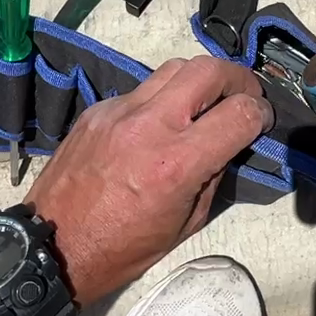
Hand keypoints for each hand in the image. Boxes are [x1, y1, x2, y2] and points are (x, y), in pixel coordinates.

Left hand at [25, 57, 272, 302]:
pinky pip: (143, 88)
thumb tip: (228, 142)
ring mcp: (120, 111)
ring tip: (205, 102)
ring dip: (201, 80)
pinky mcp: (98, 109)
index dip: (261, 113)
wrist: (53, 246)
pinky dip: (163, 97)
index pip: (239, 113)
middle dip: (238, 79)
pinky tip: (161, 121)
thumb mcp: (187, 223)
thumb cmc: (124, 248)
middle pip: (209, 70)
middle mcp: (150, 126)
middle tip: (243, 97)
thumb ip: (213, 175)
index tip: (262, 120)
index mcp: (176, 163)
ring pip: (175, 67)